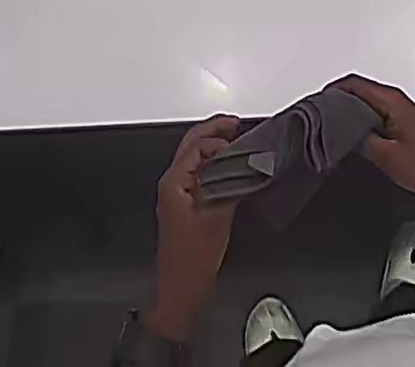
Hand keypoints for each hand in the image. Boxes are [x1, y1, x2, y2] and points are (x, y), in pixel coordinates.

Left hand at [142, 114, 240, 340]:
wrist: (180, 291)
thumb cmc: (191, 261)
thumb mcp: (216, 219)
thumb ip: (228, 187)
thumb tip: (242, 168)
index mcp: (173, 182)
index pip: (195, 146)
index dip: (217, 140)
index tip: (237, 139)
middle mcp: (172, 183)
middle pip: (190, 145)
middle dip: (212, 131)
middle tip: (234, 124)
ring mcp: (176, 193)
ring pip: (194, 157)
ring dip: (212, 145)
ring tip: (233, 139)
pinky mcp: (184, 203)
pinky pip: (198, 172)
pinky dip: (213, 163)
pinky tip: (227, 167)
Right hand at [332, 74, 414, 204]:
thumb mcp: (387, 157)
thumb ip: (360, 140)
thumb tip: (342, 132)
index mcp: (390, 100)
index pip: (352, 83)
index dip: (332, 90)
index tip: (318, 101)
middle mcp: (395, 100)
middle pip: (358, 89)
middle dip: (338, 100)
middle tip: (322, 115)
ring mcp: (400, 110)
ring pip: (366, 102)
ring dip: (350, 111)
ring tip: (335, 127)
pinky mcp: (404, 121)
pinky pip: (375, 112)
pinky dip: (361, 119)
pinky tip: (356, 136)